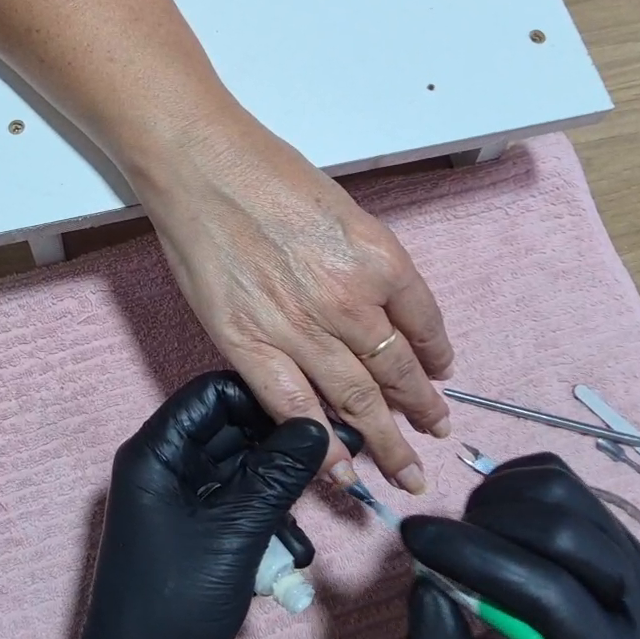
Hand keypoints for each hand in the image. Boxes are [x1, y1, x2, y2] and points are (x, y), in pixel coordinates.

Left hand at [20, 373, 329, 638]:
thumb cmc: (174, 603)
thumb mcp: (234, 535)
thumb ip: (276, 476)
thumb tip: (318, 426)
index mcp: (156, 452)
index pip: (212, 393)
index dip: (262, 396)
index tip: (315, 411)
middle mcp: (165, 465)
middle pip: (231, 429)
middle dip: (281, 446)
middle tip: (339, 456)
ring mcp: (180, 498)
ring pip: (240, 469)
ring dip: (278, 488)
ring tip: (324, 505)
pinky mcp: (196, 529)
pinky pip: (237, 503)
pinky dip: (266, 518)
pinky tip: (292, 549)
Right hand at [130, 116, 453, 493]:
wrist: (200, 166)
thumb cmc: (264, 170)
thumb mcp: (339, 206)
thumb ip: (362, 259)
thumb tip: (374, 299)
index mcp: (380, 258)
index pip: (425, 322)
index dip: (436, 353)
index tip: (439, 372)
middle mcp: (350, 301)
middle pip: (398, 370)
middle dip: (422, 408)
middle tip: (435, 431)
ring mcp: (300, 329)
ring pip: (356, 400)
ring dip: (388, 440)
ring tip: (407, 469)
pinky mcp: (250, 346)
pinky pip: (296, 409)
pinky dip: (323, 447)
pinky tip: (344, 472)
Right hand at [400, 454, 639, 638]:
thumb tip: (426, 583)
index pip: (551, 598)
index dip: (475, 557)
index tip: (414, 537)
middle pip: (563, 535)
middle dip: (485, 526)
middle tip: (446, 542)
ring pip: (563, 494)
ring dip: (498, 498)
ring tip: (474, 529)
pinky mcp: (627, 533)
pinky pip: (564, 479)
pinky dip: (514, 481)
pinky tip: (496, 514)